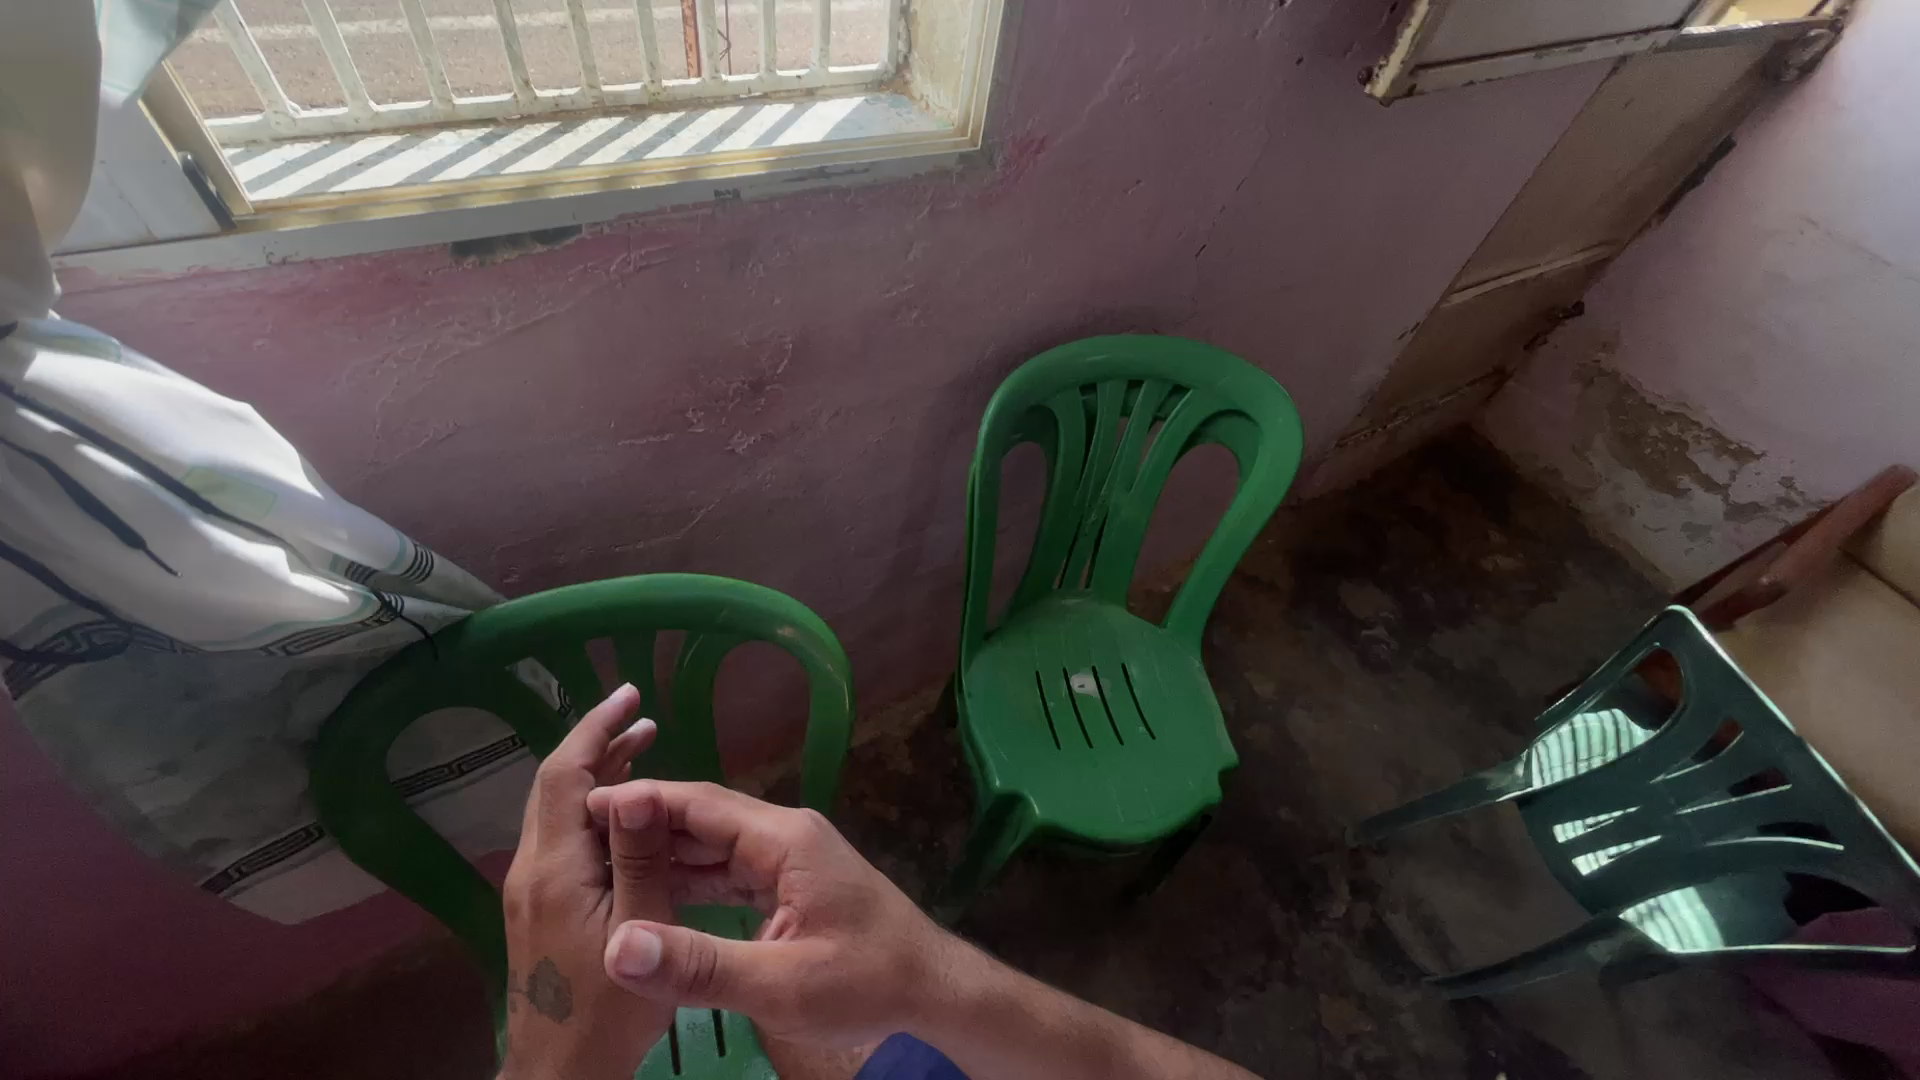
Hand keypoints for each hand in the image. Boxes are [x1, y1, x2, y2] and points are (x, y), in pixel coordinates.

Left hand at [498, 684, 677, 1079]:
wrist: (560, 1078)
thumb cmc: (610, 1009)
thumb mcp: (641, 928)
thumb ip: (640, 856)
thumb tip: (640, 785)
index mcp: (556, 867)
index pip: (567, 774)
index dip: (597, 728)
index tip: (630, 695)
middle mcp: (533, 868)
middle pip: (557, 784)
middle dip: (598, 741)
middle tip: (645, 715)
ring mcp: (532, 887)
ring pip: (560, 808)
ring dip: (599, 771)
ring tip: (644, 744)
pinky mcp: (540, 903)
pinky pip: (566, 835)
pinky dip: (598, 804)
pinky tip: (630, 807)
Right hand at [584, 781, 957, 1048]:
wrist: (928, 986)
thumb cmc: (865, 981)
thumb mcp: (781, 984)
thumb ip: (699, 966)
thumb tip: (616, 946)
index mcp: (785, 839)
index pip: (703, 806)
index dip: (643, 803)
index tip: (584, 806)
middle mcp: (785, 835)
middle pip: (706, 818)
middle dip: (646, 824)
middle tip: (579, 835)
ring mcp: (790, 857)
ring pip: (717, 845)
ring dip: (667, 852)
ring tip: (603, 864)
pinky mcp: (792, 882)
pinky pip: (732, 871)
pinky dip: (694, 880)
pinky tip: (656, 894)